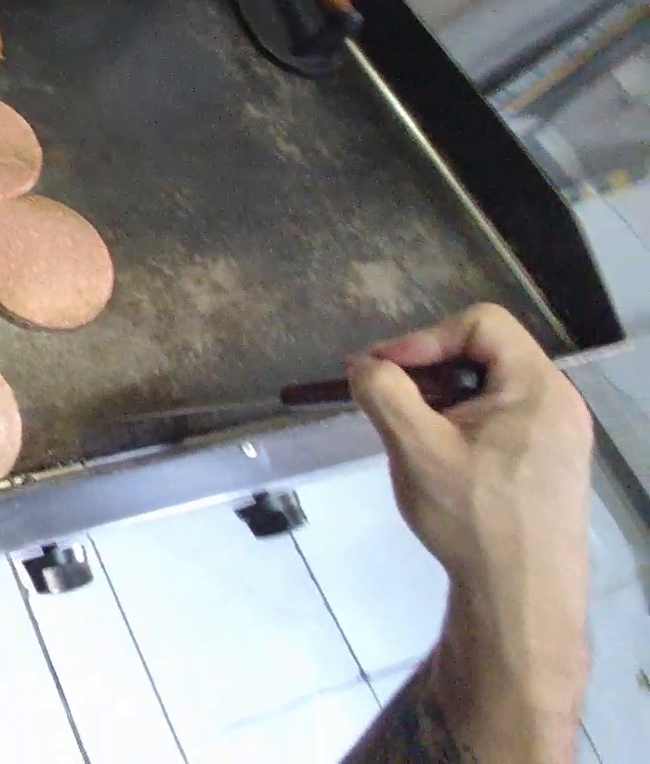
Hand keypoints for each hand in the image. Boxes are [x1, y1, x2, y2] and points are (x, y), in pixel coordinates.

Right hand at [348, 303, 590, 758]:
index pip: (482, 324)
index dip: (423, 337)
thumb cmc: (471, 513)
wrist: (519, 591)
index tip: (384, 370)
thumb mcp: (414, 445)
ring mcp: (549, 431)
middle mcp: (554, 403)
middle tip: (379, 396)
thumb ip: (383, 391)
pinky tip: (424, 447)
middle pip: (478, 349)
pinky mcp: (537, 455)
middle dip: (419, 366)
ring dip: (427, 393)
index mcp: (538, 392)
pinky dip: (445, 416)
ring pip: (477, 382)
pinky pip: (485, 411)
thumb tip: (361, 364)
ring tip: (397, 425)